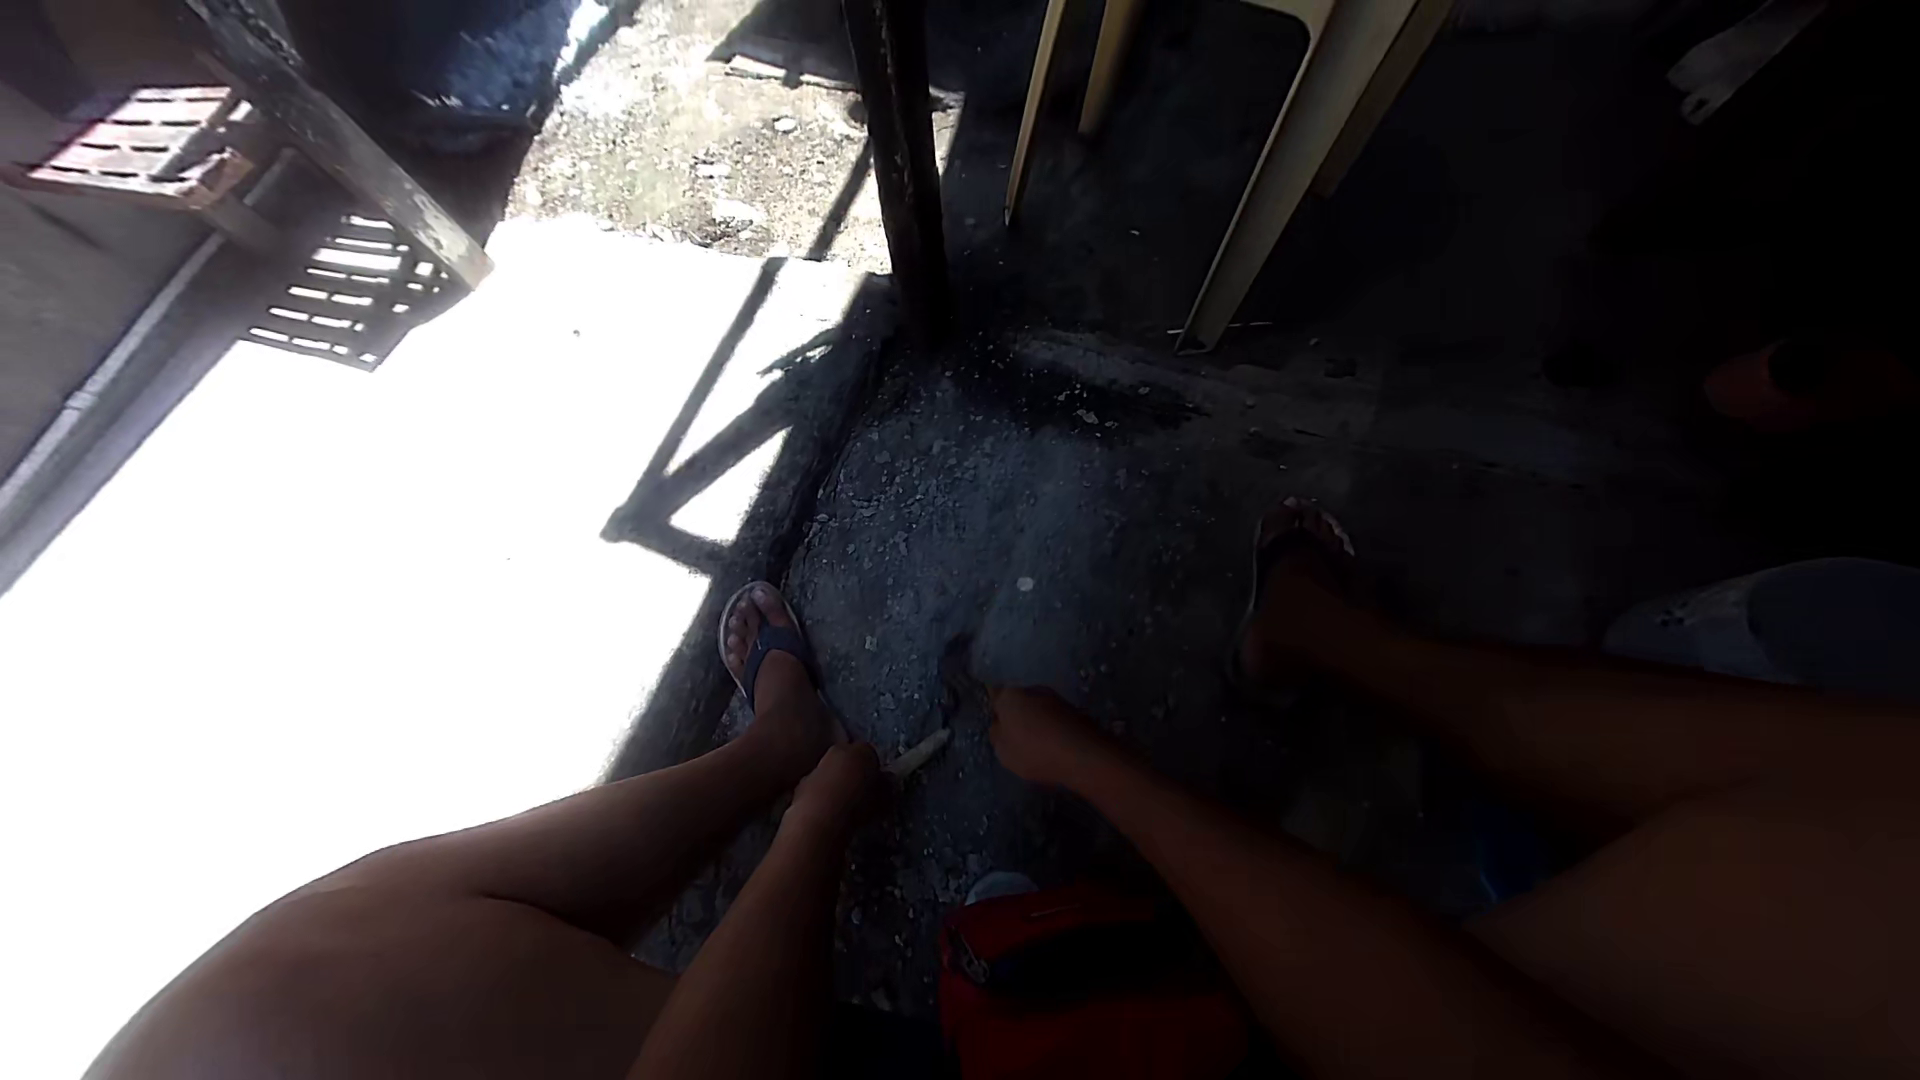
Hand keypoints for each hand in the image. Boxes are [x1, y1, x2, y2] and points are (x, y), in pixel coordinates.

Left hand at [787, 742, 881, 836]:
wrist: (819, 820)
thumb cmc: (858, 805)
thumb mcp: (883, 798)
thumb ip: (886, 787)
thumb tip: (887, 782)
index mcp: (861, 750)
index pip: (871, 754)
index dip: (874, 770)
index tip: (876, 786)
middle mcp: (837, 751)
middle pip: (848, 759)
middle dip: (852, 772)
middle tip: (859, 795)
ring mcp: (816, 766)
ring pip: (829, 772)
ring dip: (834, 784)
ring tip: (841, 808)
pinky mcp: (800, 784)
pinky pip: (815, 788)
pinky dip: (820, 797)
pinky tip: (825, 815)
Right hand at [988, 686, 1113, 787]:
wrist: (1084, 754)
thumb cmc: (1035, 752)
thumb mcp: (1004, 752)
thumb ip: (997, 735)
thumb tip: (1000, 725)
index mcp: (1010, 696)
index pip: (995, 693)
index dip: (996, 707)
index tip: (998, 722)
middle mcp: (1032, 689)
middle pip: (1018, 699)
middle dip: (1016, 713)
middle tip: (1016, 736)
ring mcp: (1055, 697)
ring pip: (1037, 706)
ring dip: (1036, 719)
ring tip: (1038, 742)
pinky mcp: (1073, 708)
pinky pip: (1054, 716)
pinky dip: (1052, 726)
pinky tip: (1055, 743)